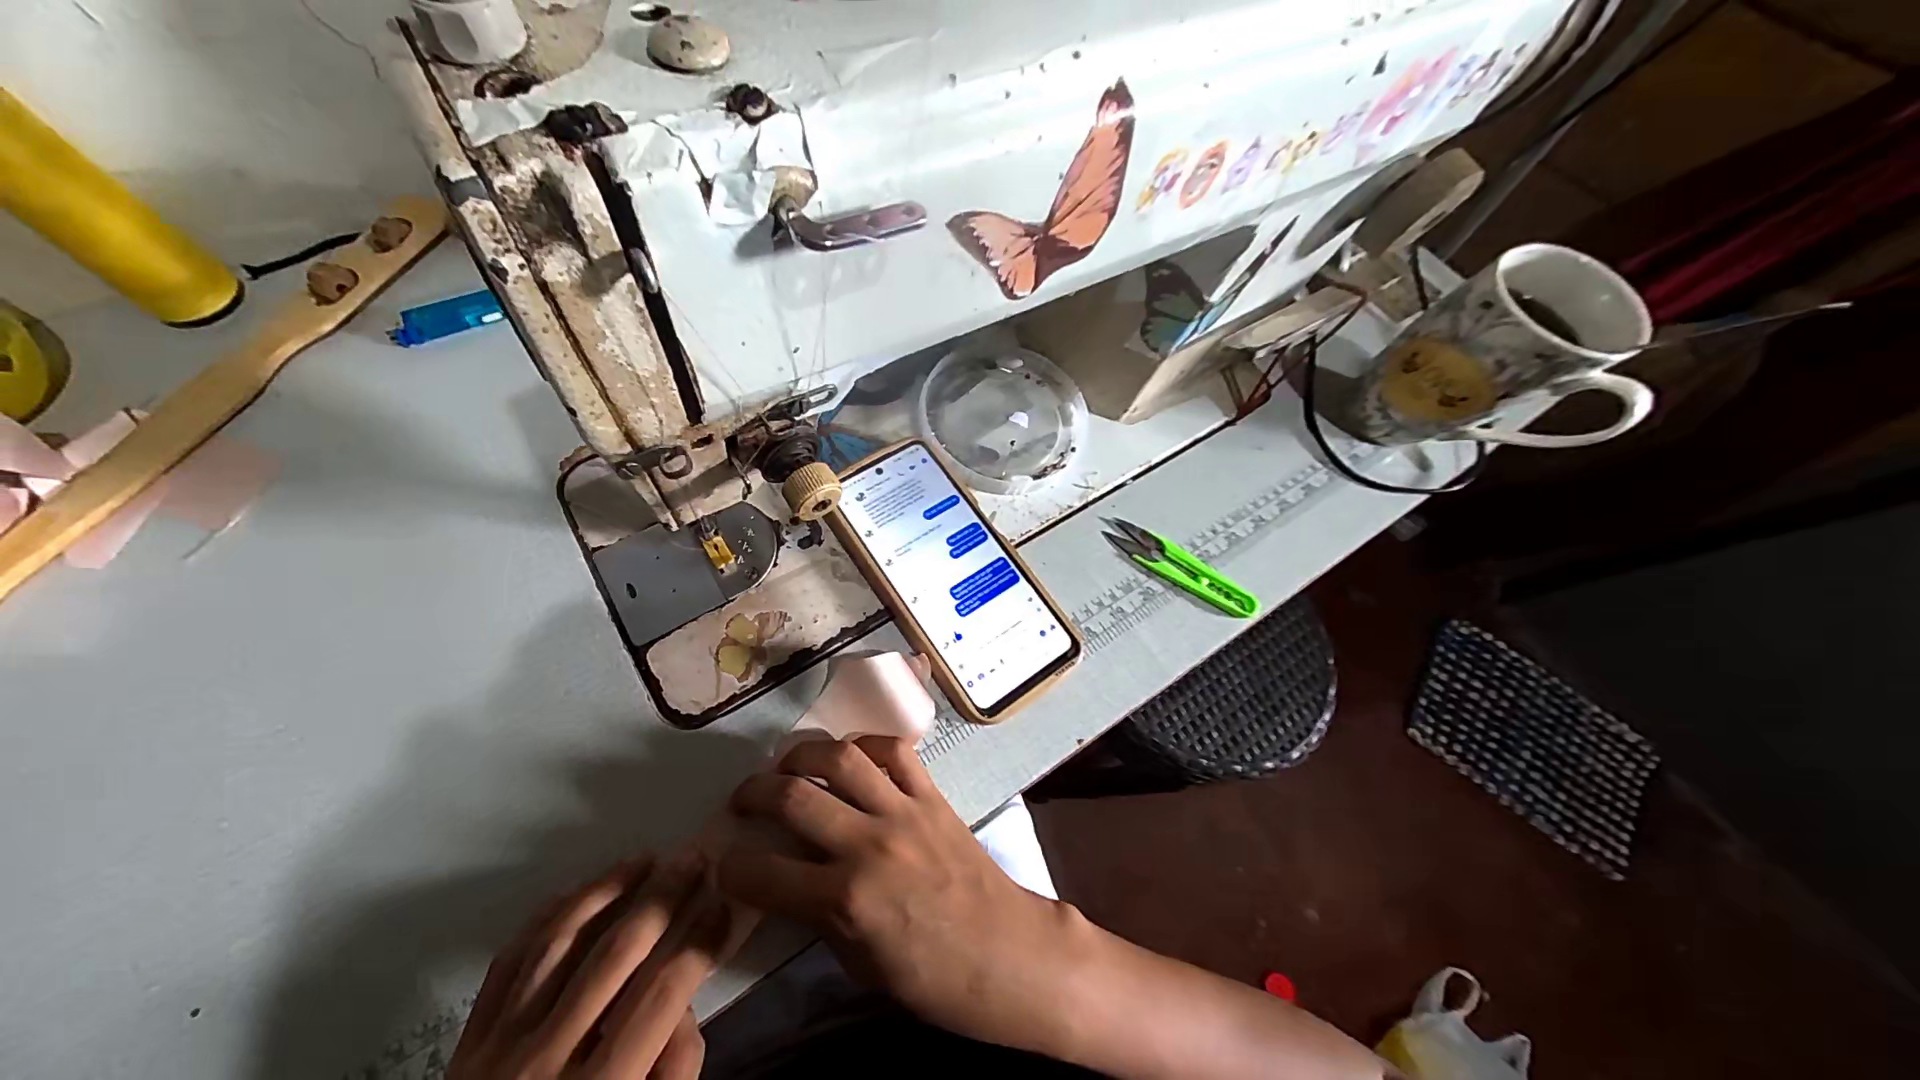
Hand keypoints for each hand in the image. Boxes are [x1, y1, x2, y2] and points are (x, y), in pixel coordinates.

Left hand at [448, 853, 731, 1079]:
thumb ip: (674, 1068)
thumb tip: (682, 1000)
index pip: (663, 993)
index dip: (700, 941)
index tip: (723, 903)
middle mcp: (547, 1062)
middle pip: (616, 954)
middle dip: (663, 897)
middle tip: (693, 858)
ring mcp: (499, 1050)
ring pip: (559, 943)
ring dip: (606, 890)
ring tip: (643, 859)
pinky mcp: (467, 1044)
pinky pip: (509, 962)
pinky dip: (544, 920)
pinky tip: (576, 892)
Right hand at [714, 735, 1096, 1058]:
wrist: (1005, 953)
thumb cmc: (931, 977)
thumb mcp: (859, 963)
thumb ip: (818, 917)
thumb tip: (787, 881)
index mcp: (844, 900)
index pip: (762, 873)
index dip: (730, 866)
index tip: (724, 861)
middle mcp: (868, 844)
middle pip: (793, 796)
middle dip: (753, 793)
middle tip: (744, 799)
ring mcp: (904, 812)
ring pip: (842, 757)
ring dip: (803, 753)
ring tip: (789, 764)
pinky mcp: (933, 796)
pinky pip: (896, 751)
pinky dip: (868, 744)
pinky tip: (854, 755)